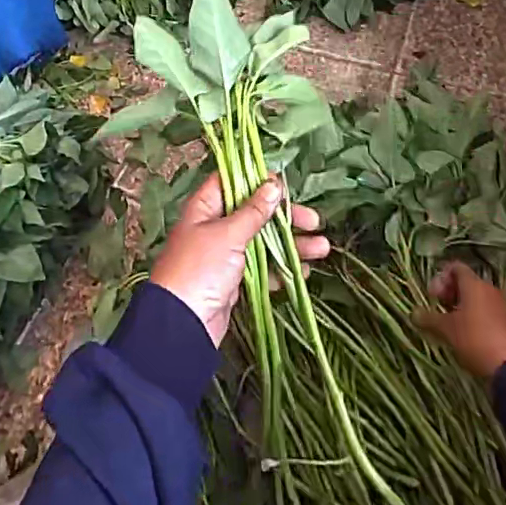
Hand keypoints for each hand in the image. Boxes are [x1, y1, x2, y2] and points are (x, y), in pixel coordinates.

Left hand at [150, 174, 327, 346]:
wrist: (182, 324)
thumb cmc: (200, 268)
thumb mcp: (228, 234)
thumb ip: (253, 211)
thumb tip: (273, 184)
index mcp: (205, 207)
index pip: (233, 181)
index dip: (258, 180)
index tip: (285, 185)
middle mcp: (214, 226)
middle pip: (254, 212)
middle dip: (285, 217)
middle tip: (314, 221)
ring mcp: (224, 254)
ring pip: (263, 242)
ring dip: (291, 244)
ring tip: (322, 248)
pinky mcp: (233, 280)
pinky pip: (262, 268)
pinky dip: (281, 269)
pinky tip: (303, 272)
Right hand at [415, 262, 505, 377]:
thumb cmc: (475, 339)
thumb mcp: (447, 330)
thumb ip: (429, 319)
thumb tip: (413, 314)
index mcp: (474, 285)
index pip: (455, 268)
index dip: (441, 278)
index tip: (433, 296)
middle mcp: (491, 290)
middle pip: (467, 284)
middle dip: (451, 295)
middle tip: (440, 311)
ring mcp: (504, 308)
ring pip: (479, 300)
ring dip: (463, 309)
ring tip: (453, 327)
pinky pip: (490, 315)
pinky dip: (477, 320)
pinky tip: (470, 338)